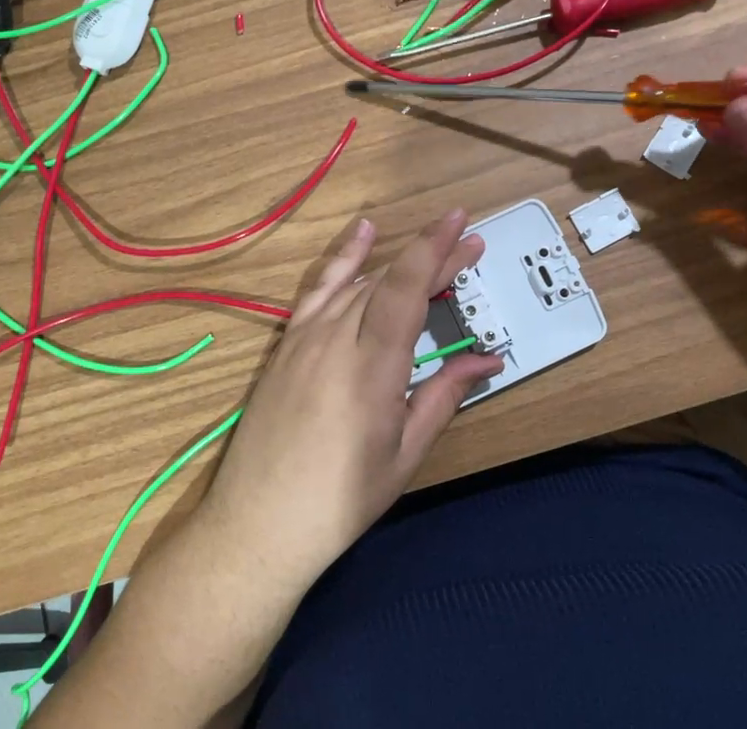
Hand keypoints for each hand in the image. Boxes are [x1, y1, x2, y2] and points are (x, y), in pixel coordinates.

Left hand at [199, 210, 503, 582]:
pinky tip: (361, 237)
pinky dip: (342, 260)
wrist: (258, 523)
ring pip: (354, 280)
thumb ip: (443, 395)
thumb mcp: (404, 453)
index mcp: (371, 367)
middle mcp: (334, 340)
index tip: (465, 223)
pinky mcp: (285, 346)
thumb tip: (488, 359)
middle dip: (431, 256)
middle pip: (386, 279)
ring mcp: (303, 339)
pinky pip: (317, 291)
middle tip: (469, 244)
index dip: (437, 249)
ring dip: (396, 258)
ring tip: (432, 241)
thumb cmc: (341, 499)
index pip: (406, 288)